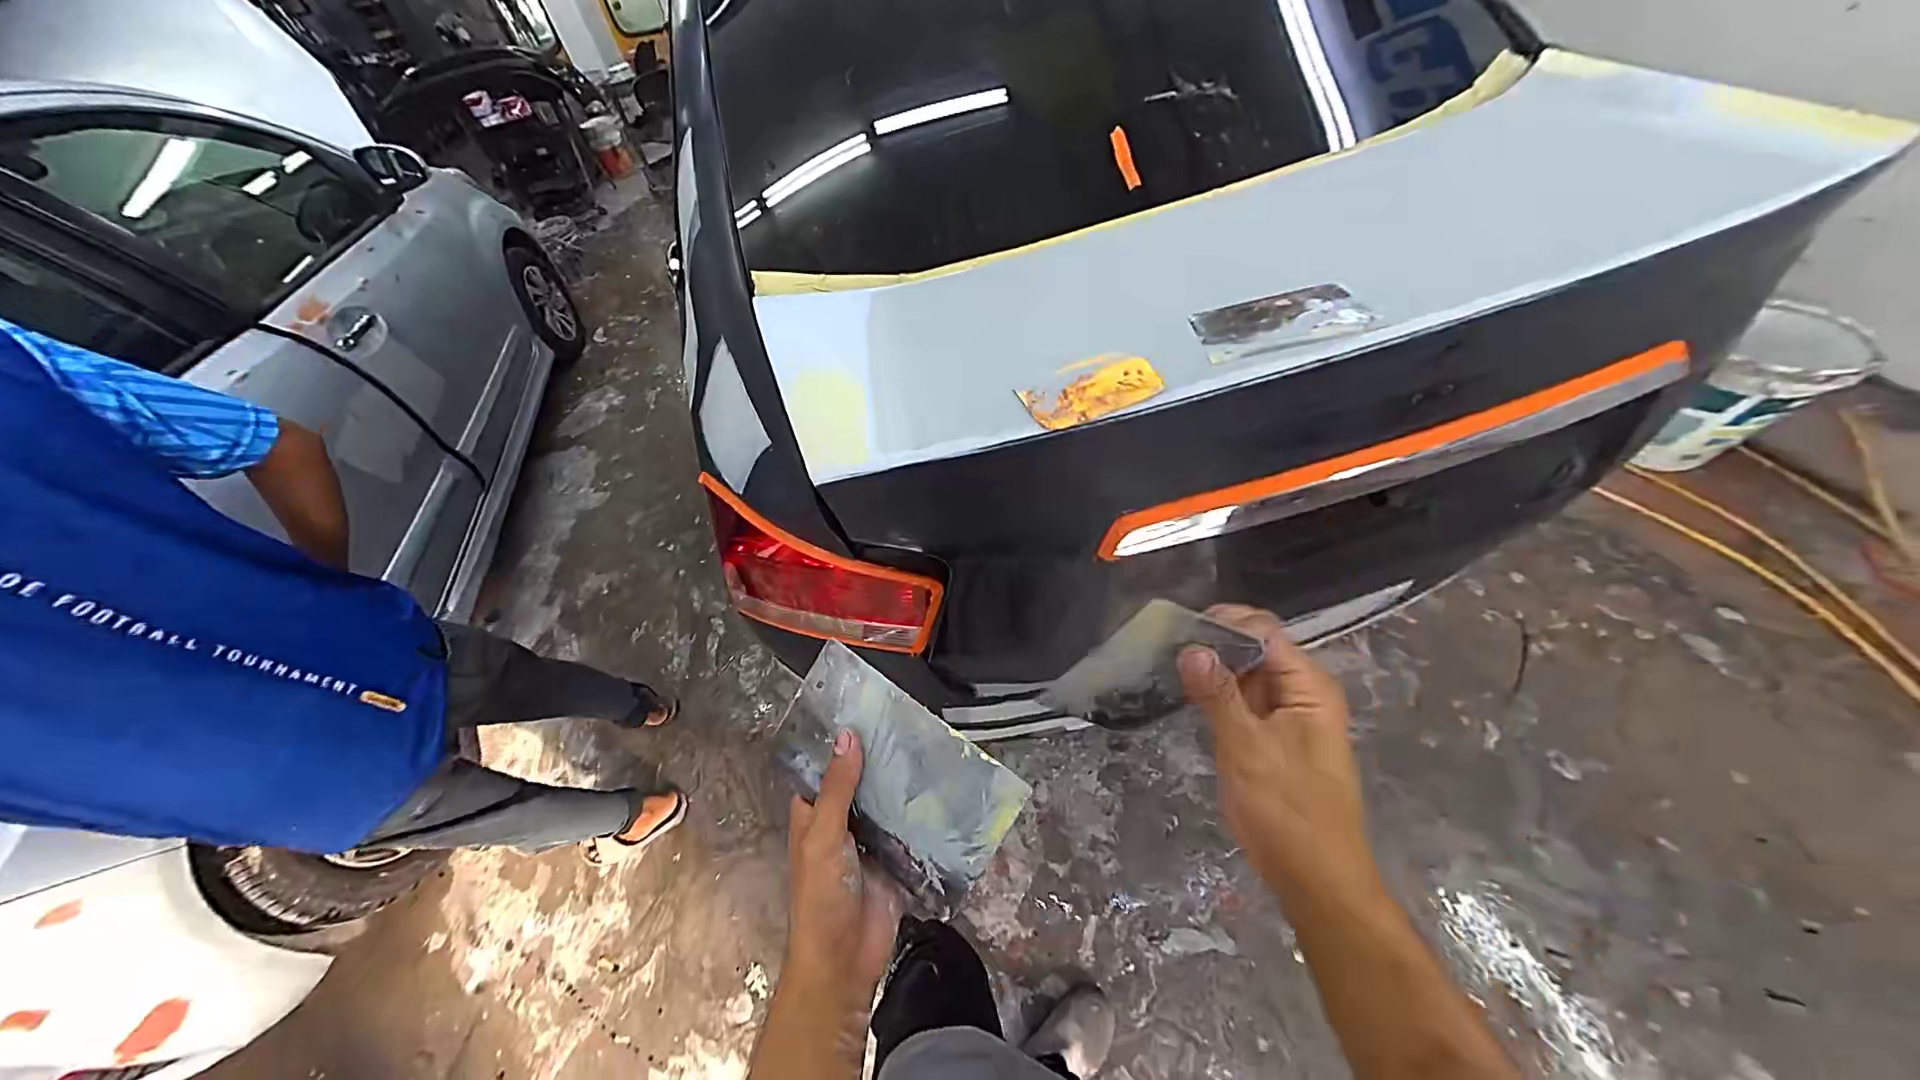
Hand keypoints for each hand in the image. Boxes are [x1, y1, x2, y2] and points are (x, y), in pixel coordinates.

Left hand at [785, 729, 902, 1012]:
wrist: (845, 960)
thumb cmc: (821, 897)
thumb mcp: (823, 835)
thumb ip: (837, 788)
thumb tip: (846, 737)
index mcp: (813, 815)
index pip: (823, 770)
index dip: (838, 745)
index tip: (863, 712)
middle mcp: (840, 824)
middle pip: (859, 784)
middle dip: (877, 760)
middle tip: (905, 723)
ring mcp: (868, 842)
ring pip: (885, 804)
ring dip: (900, 784)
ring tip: (925, 747)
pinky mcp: (894, 860)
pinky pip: (908, 830)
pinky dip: (920, 814)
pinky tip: (939, 789)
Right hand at [1177, 605, 1380, 907]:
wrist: (1315, 876)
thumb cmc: (1287, 811)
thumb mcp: (1247, 748)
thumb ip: (1218, 695)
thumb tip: (1191, 648)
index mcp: (1308, 686)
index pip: (1264, 631)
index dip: (1224, 622)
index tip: (1178, 626)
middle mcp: (1301, 693)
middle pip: (1255, 649)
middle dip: (1213, 643)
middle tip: (1164, 644)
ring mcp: (1286, 715)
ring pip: (1245, 675)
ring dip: (1211, 668)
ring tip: (1166, 661)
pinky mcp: (1271, 736)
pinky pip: (1242, 701)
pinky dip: (1216, 693)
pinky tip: (1185, 691)